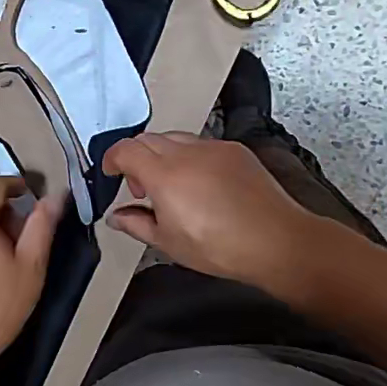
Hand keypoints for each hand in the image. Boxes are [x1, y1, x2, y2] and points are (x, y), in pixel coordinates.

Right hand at [102, 132, 327, 291]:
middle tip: (140, 187)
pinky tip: (198, 184)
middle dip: (135, 158)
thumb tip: (117, 217)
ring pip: (174, 138)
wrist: (276, 241)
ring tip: (170, 186)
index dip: (111, 158)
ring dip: (162, 155)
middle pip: (147, 140)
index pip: (125, 150)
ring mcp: (213, 149)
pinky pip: (201, 144)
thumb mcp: (168, 243)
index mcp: (164, 176)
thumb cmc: (223, 247)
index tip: (111, 171)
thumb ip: (136, 224)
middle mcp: (187, 154)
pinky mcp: (234, 150)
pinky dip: (190, 157)